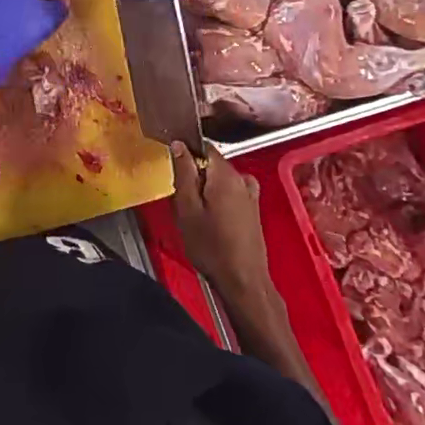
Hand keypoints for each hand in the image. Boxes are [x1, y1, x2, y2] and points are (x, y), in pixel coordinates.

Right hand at [170, 141, 268, 296]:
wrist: (241, 279)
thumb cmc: (210, 246)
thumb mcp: (186, 208)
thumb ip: (184, 173)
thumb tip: (179, 145)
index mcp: (226, 175)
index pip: (203, 147)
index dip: (185, 154)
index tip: (172, 172)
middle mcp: (242, 179)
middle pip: (211, 164)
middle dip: (193, 176)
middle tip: (180, 202)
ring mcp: (250, 194)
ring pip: (218, 180)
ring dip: (203, 190)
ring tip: (193, 215)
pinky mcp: (252, 209)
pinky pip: (228, 193)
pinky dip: (215, 200)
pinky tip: (209, 220)